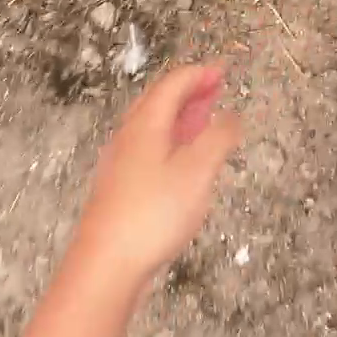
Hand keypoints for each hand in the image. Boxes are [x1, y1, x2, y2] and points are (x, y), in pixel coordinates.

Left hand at [72, 64, 242, 283]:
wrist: (105, 267)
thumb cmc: (151, 215)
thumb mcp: (197, 172)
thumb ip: (218, 138)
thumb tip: (232, 116)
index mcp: (146, 123)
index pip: (173, 84)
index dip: (199, 74)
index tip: (221, 70)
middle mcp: (130, 136)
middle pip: (160, 100)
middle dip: (190, 90)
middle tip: (215, 87)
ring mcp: (122, 162)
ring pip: (154, 125)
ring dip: (182, 114)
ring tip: (205, 116)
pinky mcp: (120, 187)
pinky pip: (150, 147)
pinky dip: (173, 138)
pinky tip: (183, 158)